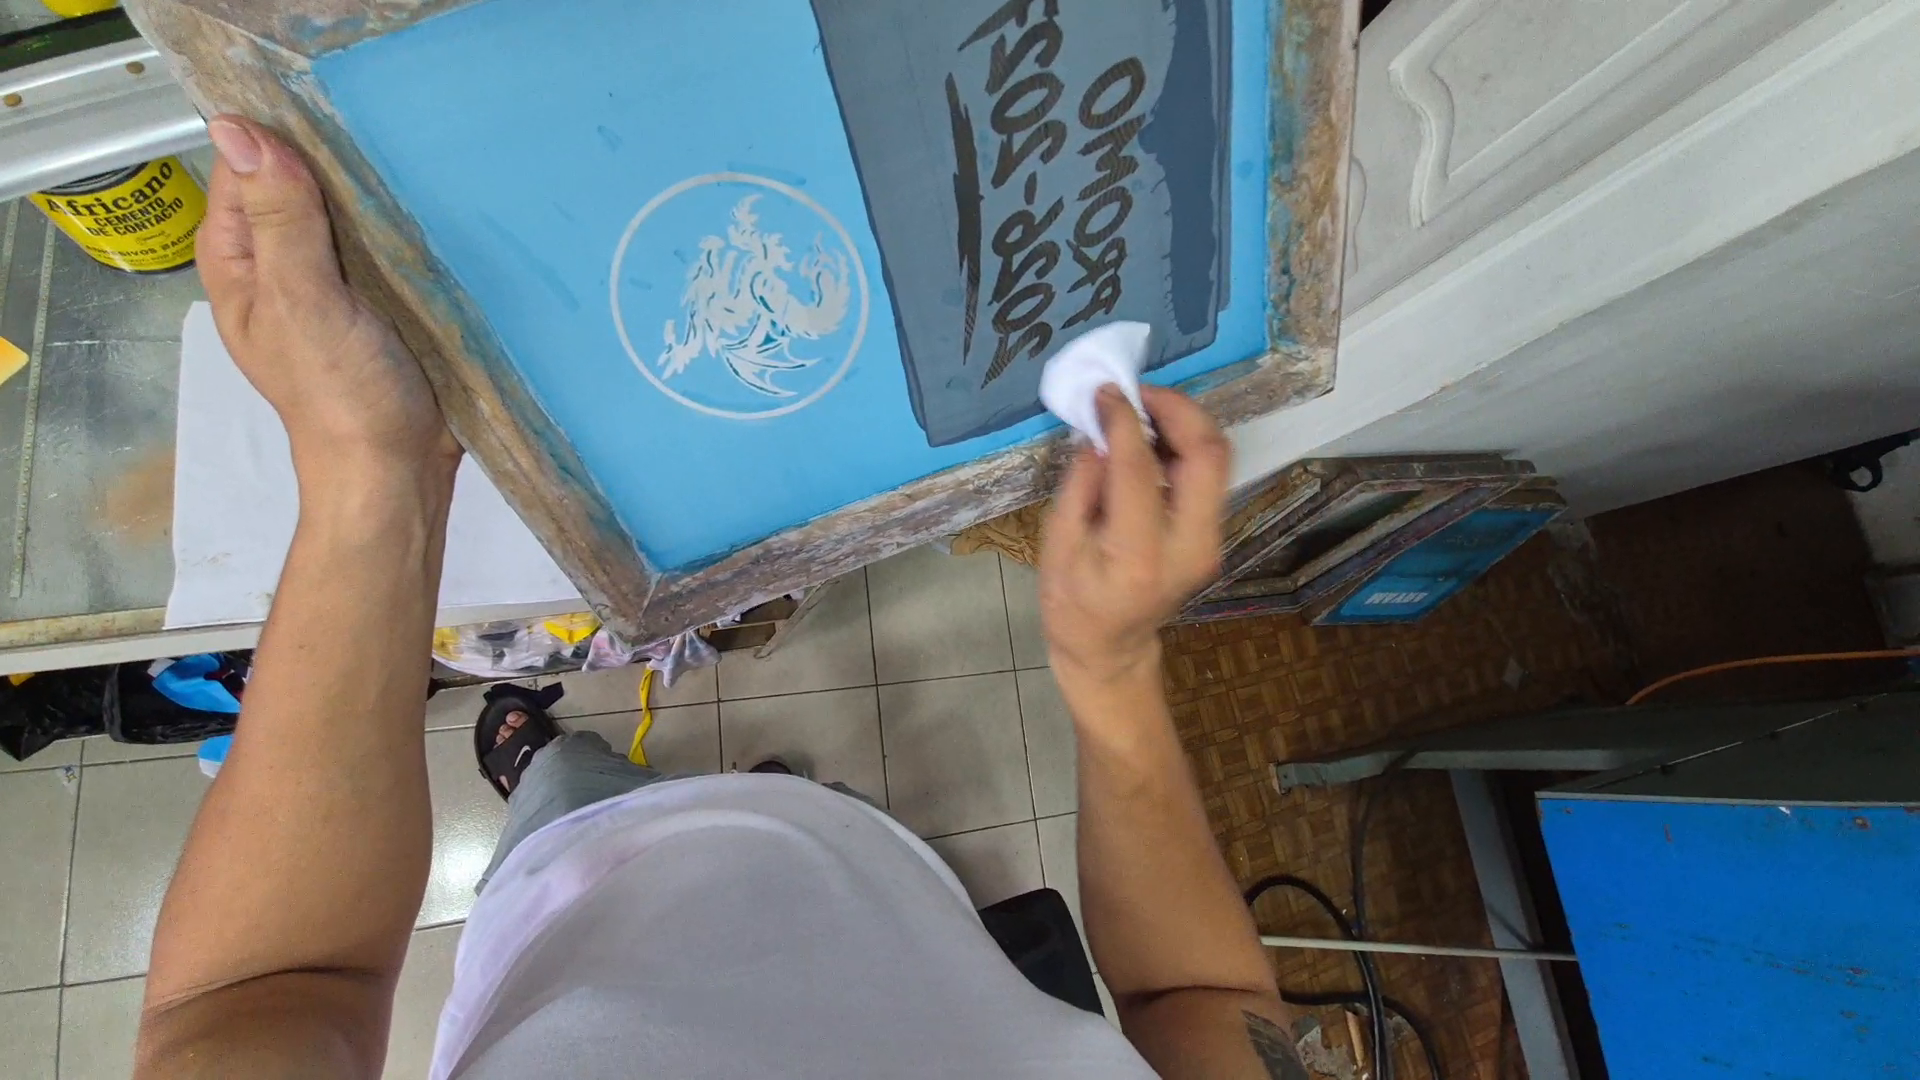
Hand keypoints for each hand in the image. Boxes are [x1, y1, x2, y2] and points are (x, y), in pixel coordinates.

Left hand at [199, 116, 459, 484]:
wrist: (398, 464)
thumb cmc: (342, 390)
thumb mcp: (303, 300)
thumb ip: (280, 221)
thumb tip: (240, 129)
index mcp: (246, 261)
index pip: (249, 172)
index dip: (285, 146)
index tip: (340, 129)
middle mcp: (289, 271)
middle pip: (308, 198)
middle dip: (347, 177)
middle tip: (399, 155)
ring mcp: (343, 296)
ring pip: (358, 232)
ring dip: (388, 213)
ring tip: (430, 189)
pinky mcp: (392, 317)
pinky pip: (396, 266)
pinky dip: (415, 250)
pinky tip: (443, 238)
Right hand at [1039, 385, 1230, 688]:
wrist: (1110, 649)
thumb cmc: (1071, 605)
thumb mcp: (1056, 545)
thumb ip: (1080, 485)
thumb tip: (1100, 432)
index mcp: (1138, 555)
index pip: (1138, 468)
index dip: (1122, 420)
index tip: (1103, 393)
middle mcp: (1190, 546)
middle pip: (1208, 454)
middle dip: (1176, 408)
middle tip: (1136, 392)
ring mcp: (1210, 542)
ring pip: (1218, 458)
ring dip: (1184, 422)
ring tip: (1142, 409)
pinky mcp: (1213, 535)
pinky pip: (1209, 474)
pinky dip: (1185, 444)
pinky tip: (1152, 436)